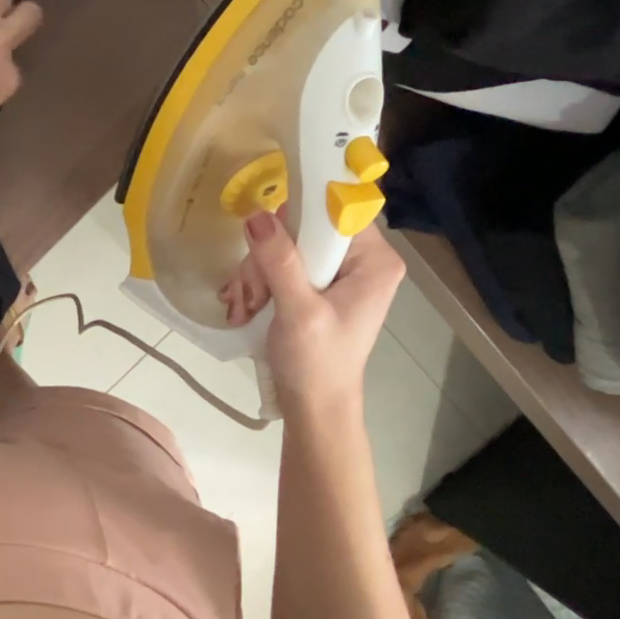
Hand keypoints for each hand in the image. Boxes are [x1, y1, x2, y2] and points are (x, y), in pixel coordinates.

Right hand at [222, 212, 405, 416]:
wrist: (314, 407)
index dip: (299, 216)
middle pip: (304, 230)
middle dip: (268, 257)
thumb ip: (280, 262)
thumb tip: (256, 216)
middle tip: (252, 292)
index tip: (268, 236)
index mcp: (374, 261)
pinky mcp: (314, 289)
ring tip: (245, 307)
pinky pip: (279, 267)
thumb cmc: (317, 363)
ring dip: (256, 276)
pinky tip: (245, 308)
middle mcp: (360, 261)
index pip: (337, 211)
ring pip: (285, 248)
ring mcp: (336, 276)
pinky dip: (258, 286)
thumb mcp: (298, 312)